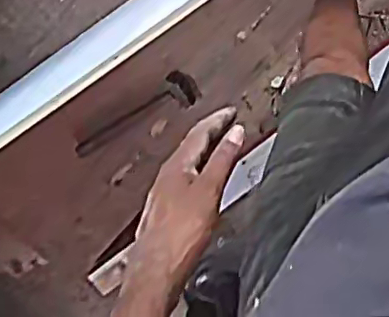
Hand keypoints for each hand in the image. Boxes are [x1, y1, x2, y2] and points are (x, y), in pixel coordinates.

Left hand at [118, 108, 247, 313]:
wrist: (153, 276)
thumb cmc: (178, 236)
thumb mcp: (209, 190)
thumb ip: (223, 158)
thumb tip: (235, 132)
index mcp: (176, 164)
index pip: (200, 130)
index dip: (218, 118)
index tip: (231, 111)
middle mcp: (166, 175)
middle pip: (191, 145)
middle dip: (211, 132)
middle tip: (227, 124)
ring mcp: (162, 194)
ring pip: (186, 163)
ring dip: (204, 152)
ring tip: (218, 149)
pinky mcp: (163, 213)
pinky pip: (183, 180)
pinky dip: (197, 172)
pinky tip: (202, 184)